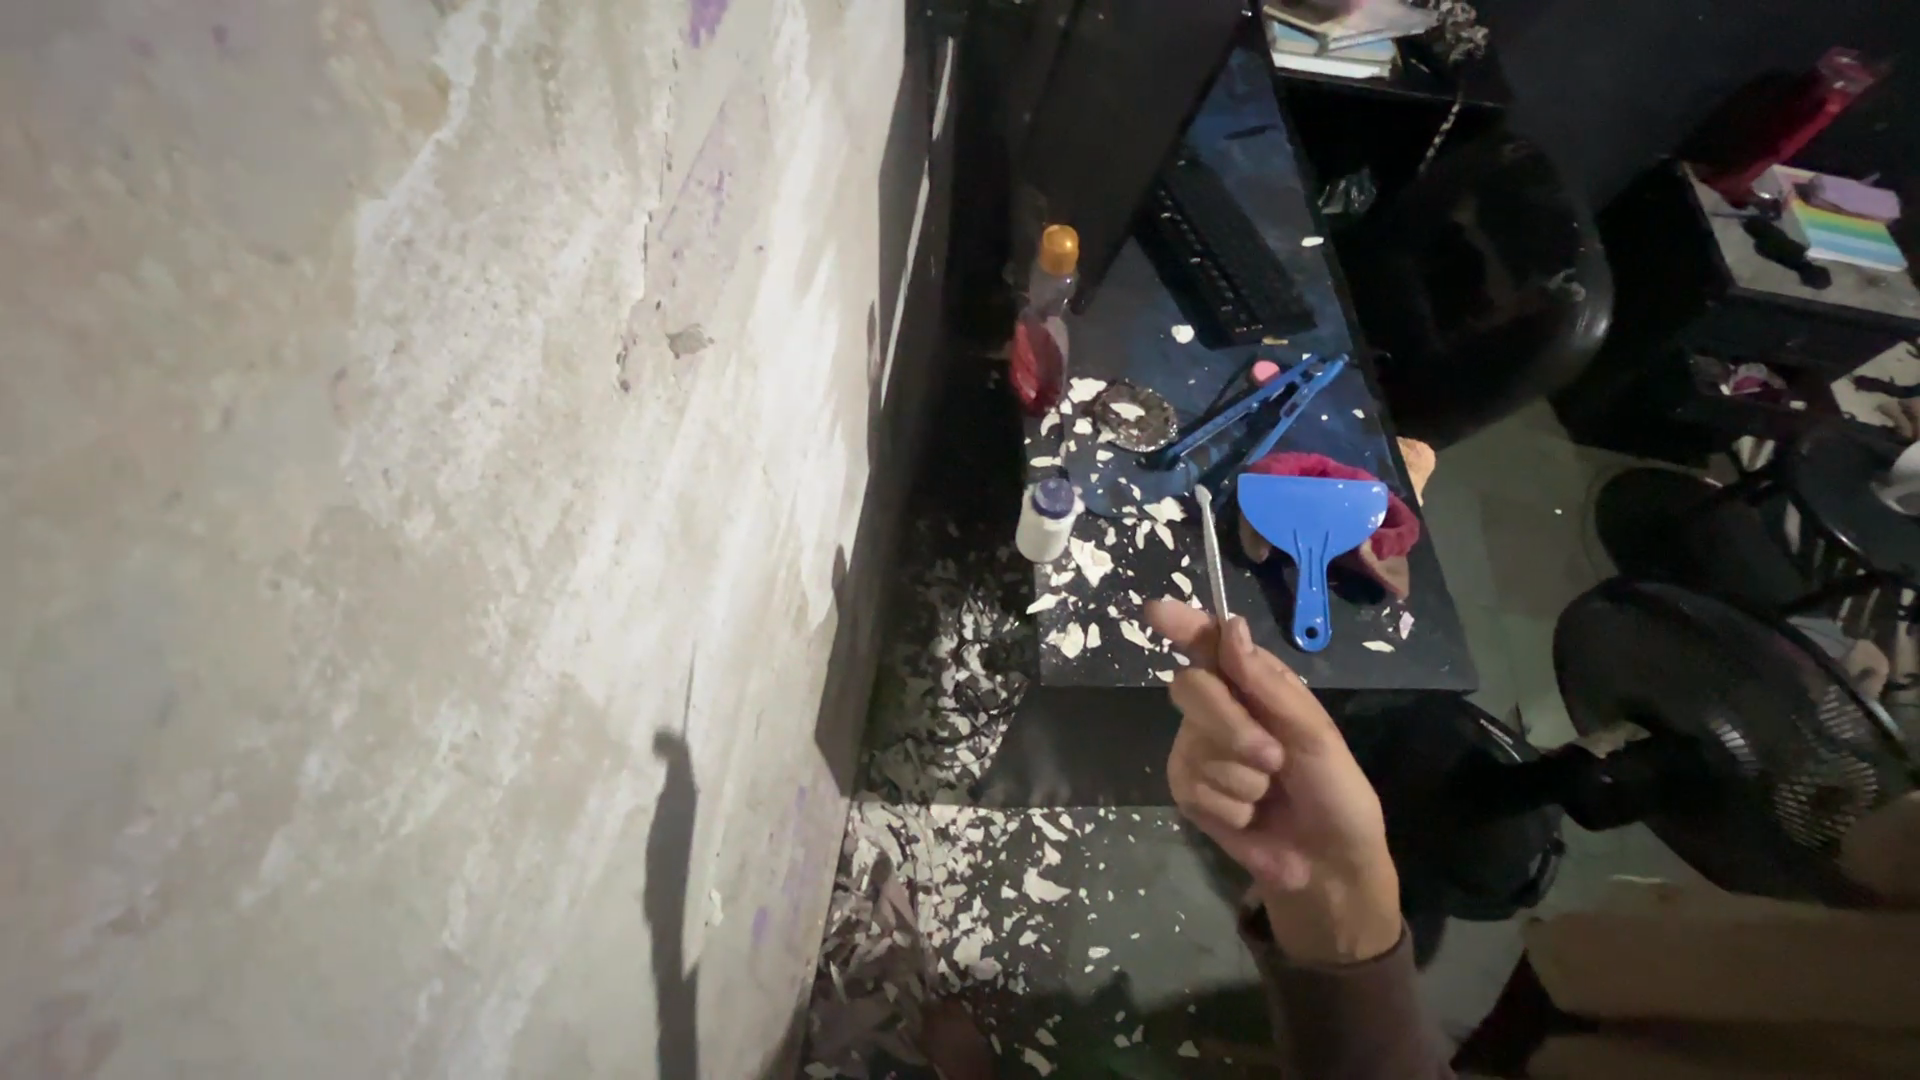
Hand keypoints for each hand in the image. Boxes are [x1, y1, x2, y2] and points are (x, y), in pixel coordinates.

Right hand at [1148, 600, 1401, 964]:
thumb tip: (1230, 626)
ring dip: (1242, 778)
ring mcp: (1195, 746)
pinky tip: (1249, 815)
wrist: (1327, 863)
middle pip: (1191, 687)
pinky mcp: (1185, 787)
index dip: (1183, 624)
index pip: (1209, 643)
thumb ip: (1268, 683)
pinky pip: (1193, 785)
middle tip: (1271, 757)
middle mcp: (1217, 706)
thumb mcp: (1316, 734)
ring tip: (1269, 794)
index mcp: (1252, 683)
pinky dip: (1230, 806)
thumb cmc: (1334, 790)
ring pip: (1196, 744)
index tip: (1158, 611)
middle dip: (1232, 726)